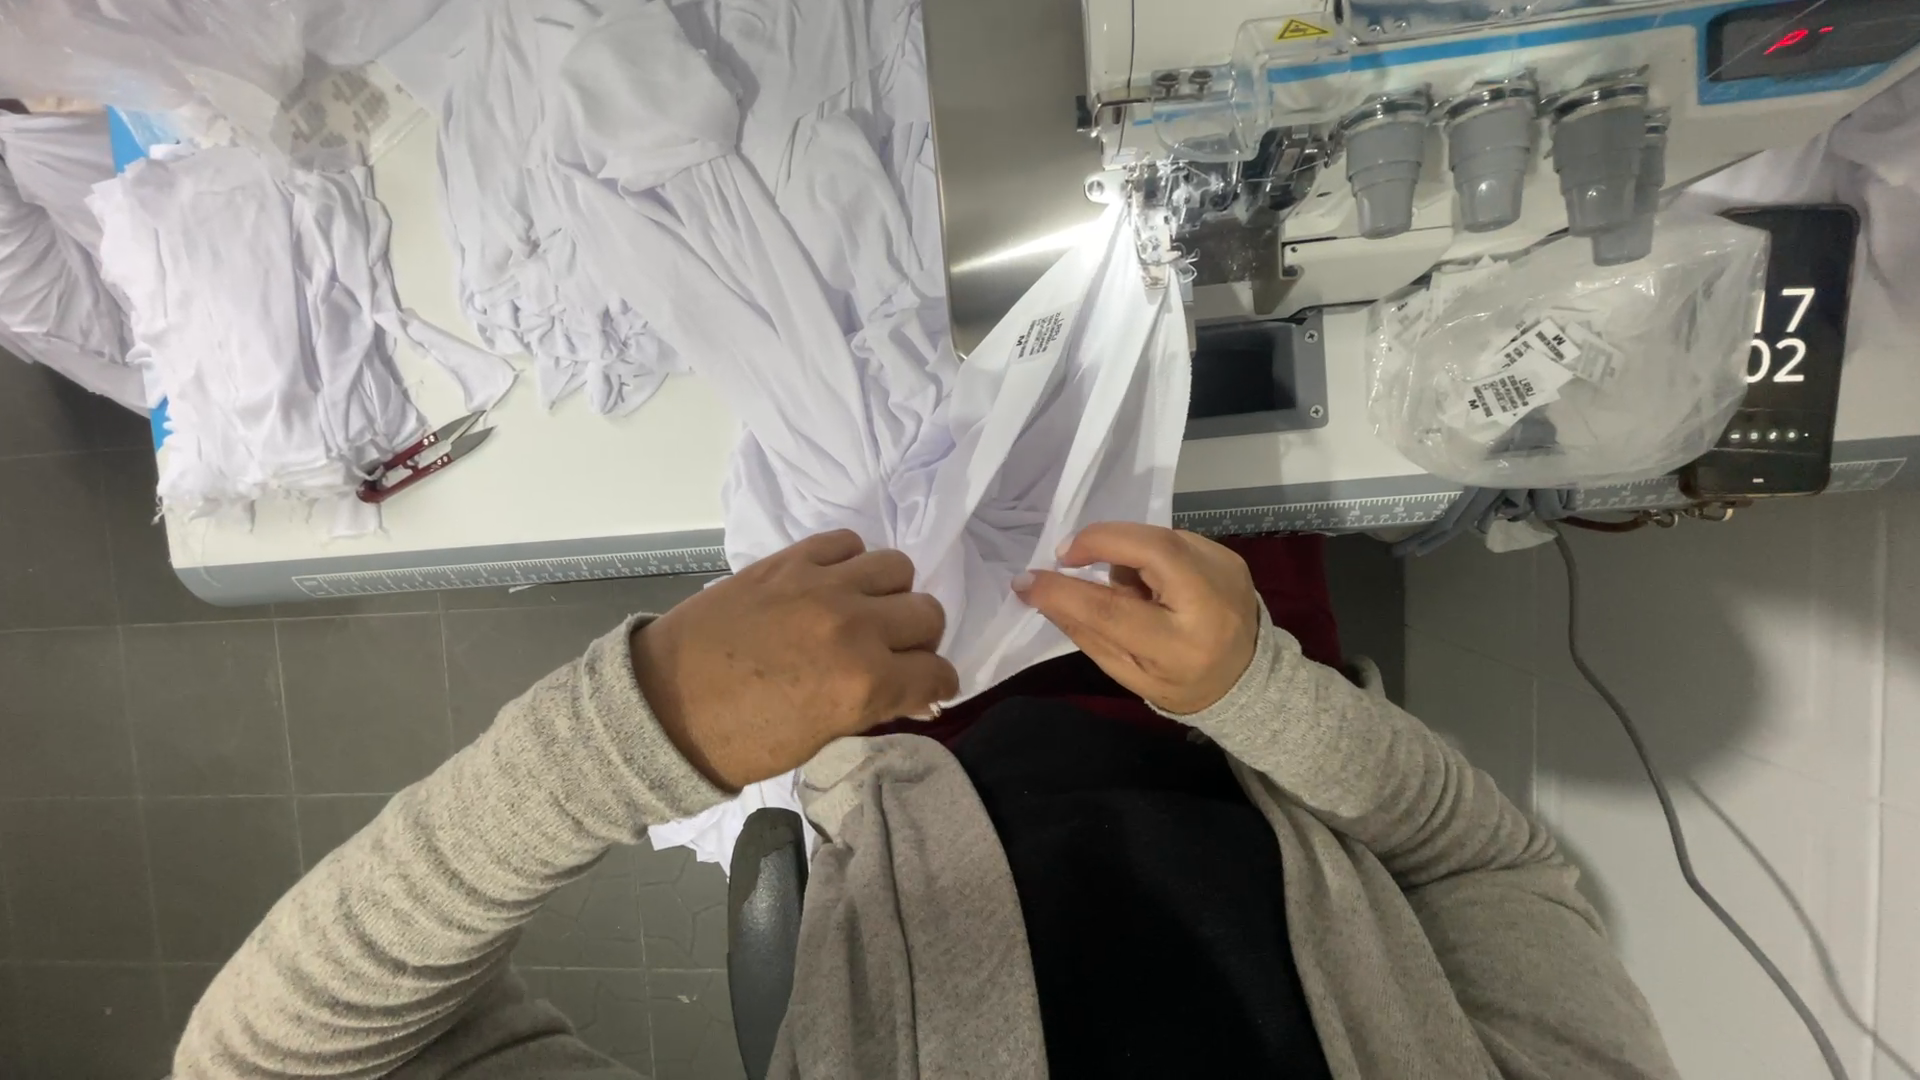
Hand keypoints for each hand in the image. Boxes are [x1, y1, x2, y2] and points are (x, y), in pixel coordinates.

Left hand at [631, 530, 957, 789]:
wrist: (660, 705)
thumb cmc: (740, 741)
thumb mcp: (819, 738)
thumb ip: (873, 706)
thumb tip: (913, 693)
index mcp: (863, 683)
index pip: (937, 672)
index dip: (937, 685)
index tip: (927, 687)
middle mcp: (854, 626)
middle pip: (928, 614)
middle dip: (920, 640)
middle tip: (895, 652)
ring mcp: (822, 585)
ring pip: (897, 567)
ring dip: (890, 594)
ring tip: (865, 611)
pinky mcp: (789, 560)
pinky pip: (847, 541)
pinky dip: (851, 562)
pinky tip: (834, 584)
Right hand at [1013, 523, 1259, 715]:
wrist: (1252, 680)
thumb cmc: (1181, 683)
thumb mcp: (1128, 672)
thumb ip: (1085, 631)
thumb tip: (1040, 592)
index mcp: (1180, 647)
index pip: (1111, 610)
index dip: (1064, 591)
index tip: (1026, 581)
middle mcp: (1209, 602)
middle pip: (1149, 549)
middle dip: (1099, 540)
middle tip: (1067, 555)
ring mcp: (1224, 571)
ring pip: (1157, 538)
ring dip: (1123, 548)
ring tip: (1121, 582)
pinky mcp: (1228, 554)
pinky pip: (1172, 539)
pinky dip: (1147, 551)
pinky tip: (1151, 578)